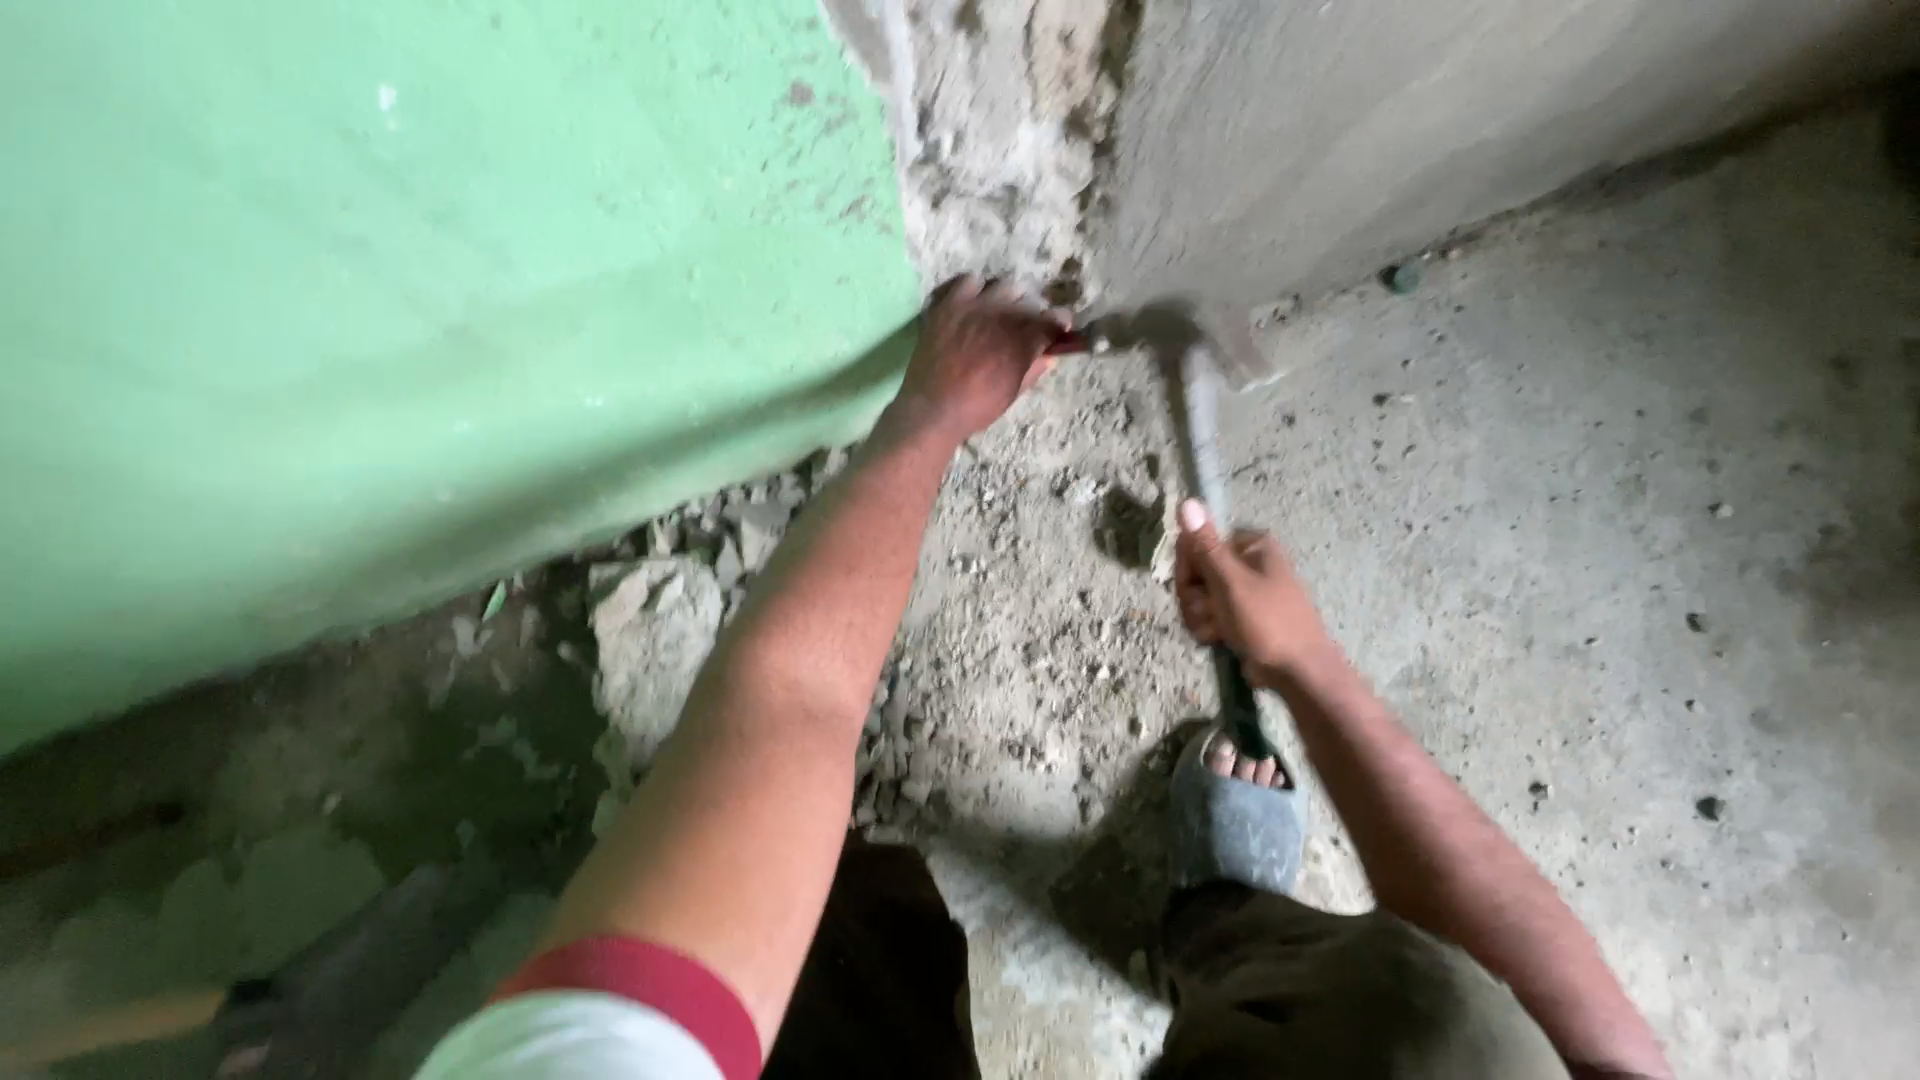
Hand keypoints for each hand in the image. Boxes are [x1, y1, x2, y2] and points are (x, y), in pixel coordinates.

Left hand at [892, 275, 1070, 438]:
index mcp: (1023, 342)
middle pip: (1029, 301)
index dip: (1060, 323)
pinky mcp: (950, 304)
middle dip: (1032, 313)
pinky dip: (976, 289)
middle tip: (1024, 327)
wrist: (931, 408)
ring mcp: (975, 307)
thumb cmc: (976, 408)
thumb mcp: (1011, 394)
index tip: (1059, 328)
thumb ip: (1032, 370)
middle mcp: (1004, 317)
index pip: (1054, 319)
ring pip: (1004, 286)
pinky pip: (970, 281)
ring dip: (1007, 299)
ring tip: (999, 312)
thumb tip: (1048, 356)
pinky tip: (974, 304)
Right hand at [1174, 499, 1335, 683]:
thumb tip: (1187, 501)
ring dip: (1199, 616)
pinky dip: (1208, 628)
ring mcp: (1243, 590)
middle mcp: (1246, 562)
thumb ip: (1205, 545)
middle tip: (1208, 614)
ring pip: (1197, 597)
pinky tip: (1219, 640)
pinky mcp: (1239, 615)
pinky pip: (1207, 614)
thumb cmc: (1268, 622)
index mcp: (1249, 545)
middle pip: (1194, 572)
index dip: (1188, 568)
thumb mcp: (1231, 581)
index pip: (1196, 543)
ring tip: (1217, 631)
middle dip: (1193, 597)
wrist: (1298, 672)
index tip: (1193, 587)